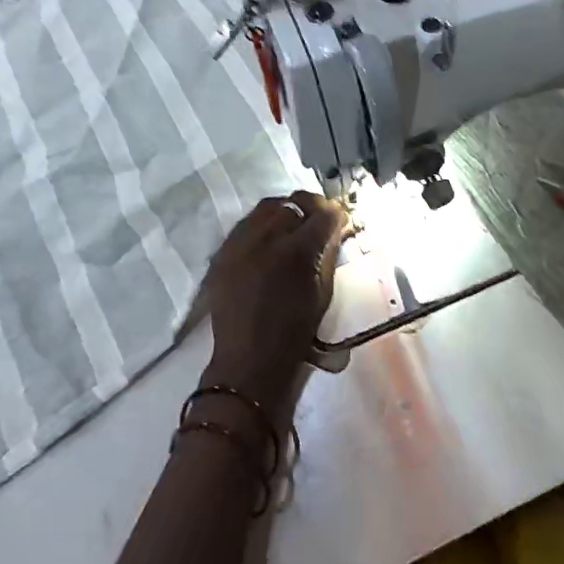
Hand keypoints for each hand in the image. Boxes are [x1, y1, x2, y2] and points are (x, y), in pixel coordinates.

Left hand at [202, 193, 348, 405]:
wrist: (248, 361)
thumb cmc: (295, 334)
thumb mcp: (322, 294)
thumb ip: (328, 256)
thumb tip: (335, 229)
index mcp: (297, 252)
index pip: (324, 215)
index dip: (336, 214)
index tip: (341, 219)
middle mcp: (266, 239)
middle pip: (294, 203)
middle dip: (311, 207)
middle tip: (319, 219)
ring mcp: (239, 243)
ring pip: (267, 207)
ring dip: (285, 211)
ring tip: (293, 224)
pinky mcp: (222, 251)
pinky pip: (245, 224)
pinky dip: (261, 224)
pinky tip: (268, 237)